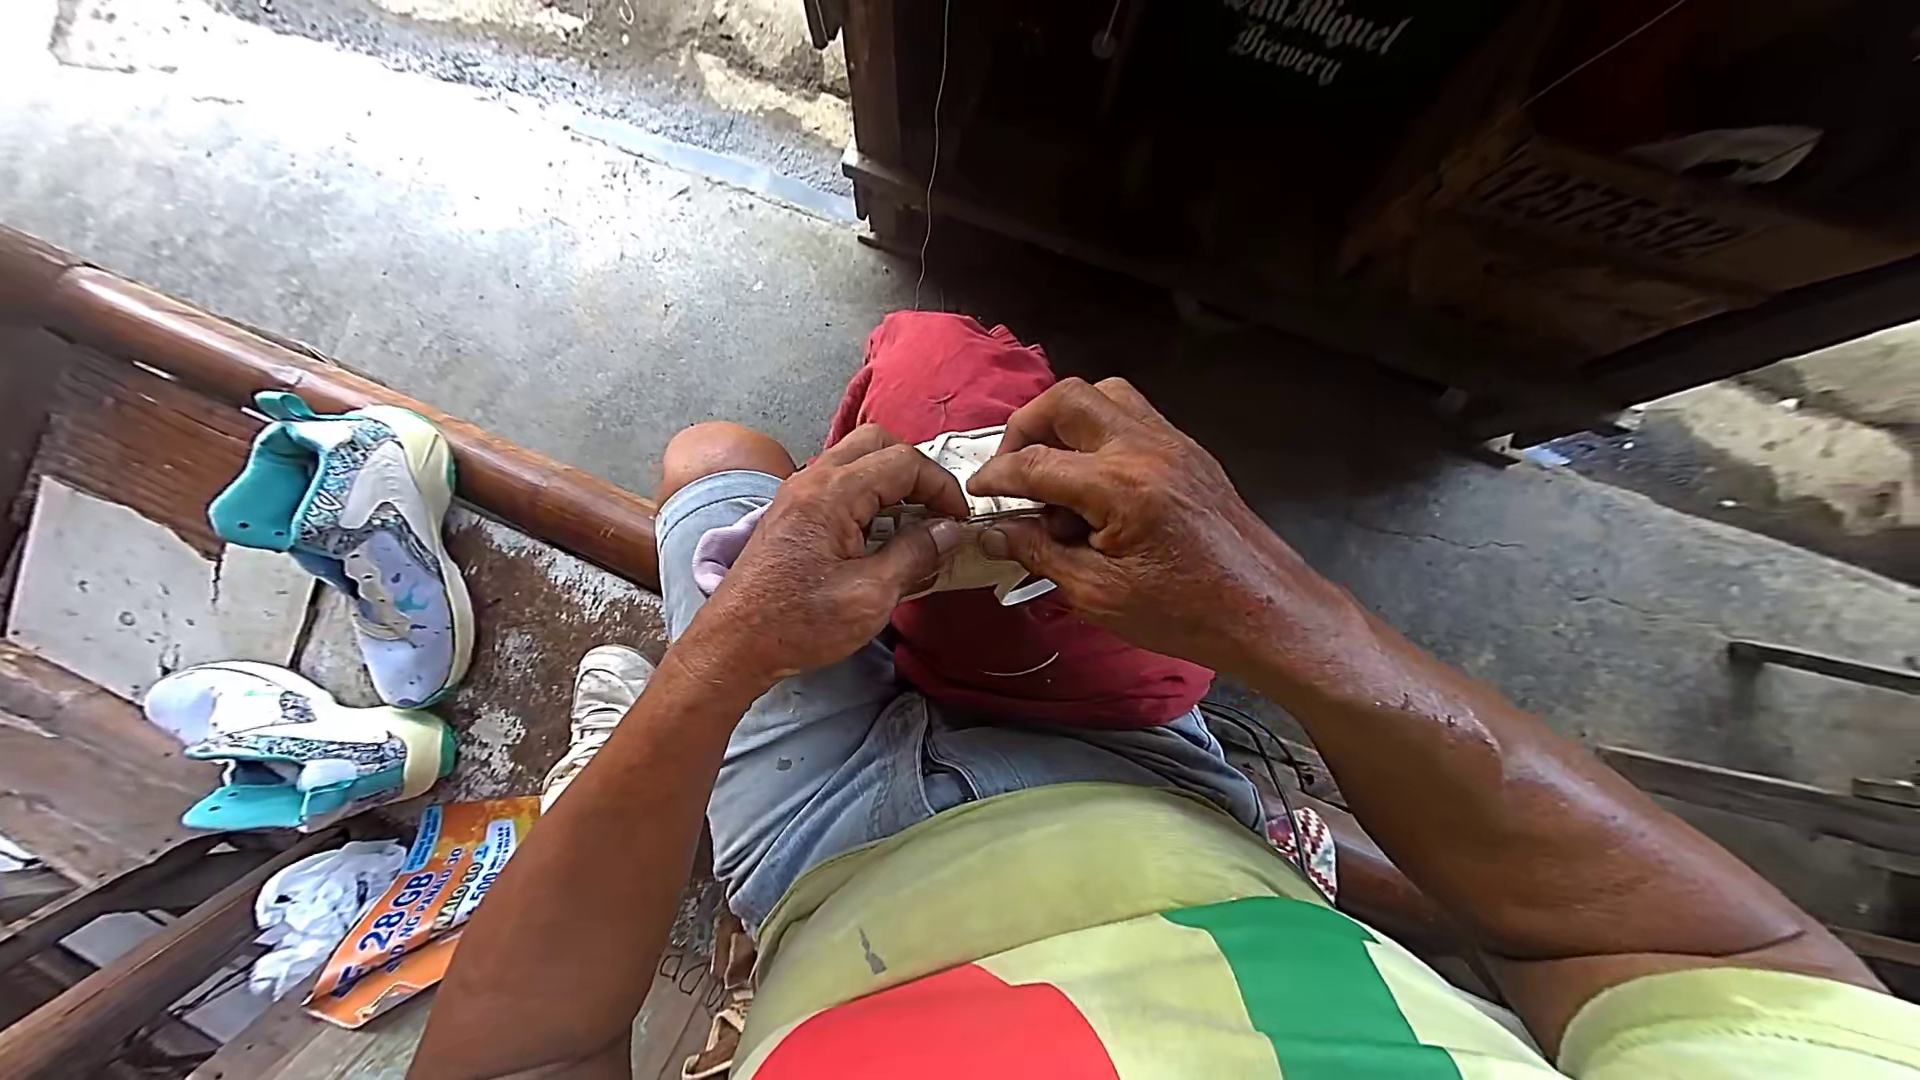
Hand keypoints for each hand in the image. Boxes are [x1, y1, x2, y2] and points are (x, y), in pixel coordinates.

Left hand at [674, 425, 969, 692]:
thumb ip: (916, 553)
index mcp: (832, 494)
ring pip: (858, 459)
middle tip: (937, 508)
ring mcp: (799, 493)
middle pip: (878, 443)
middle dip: (917, 471)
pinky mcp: (795, 512)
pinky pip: (842, 483)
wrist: (735, 644)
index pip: (903, 462)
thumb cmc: (798, 623)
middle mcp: (812, 480)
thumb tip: (950, 531)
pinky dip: (871, 495)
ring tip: (915, 522)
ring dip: (893, 481)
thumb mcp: (871, 594)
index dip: (941, 486)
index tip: (958, 519)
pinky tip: (883, 533)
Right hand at [968, 377, 1363, 677]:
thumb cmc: (1183, 612)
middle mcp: (1145, 447)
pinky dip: (1097, 431)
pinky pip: (1131, 415)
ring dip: (1063, 421)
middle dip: (1024, 427)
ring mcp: (1171, 442)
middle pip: (1066, 400)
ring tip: (1050, 466)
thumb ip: (1039, 552)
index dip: (995, 477)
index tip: (976, 492)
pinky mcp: (1187, 451)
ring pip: (1102, 395)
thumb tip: (995, 531)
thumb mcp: (1098, 593)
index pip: (1035, 463)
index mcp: (1120, 485)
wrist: (1266, 612)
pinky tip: (1091, 477)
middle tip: (1011, 468)